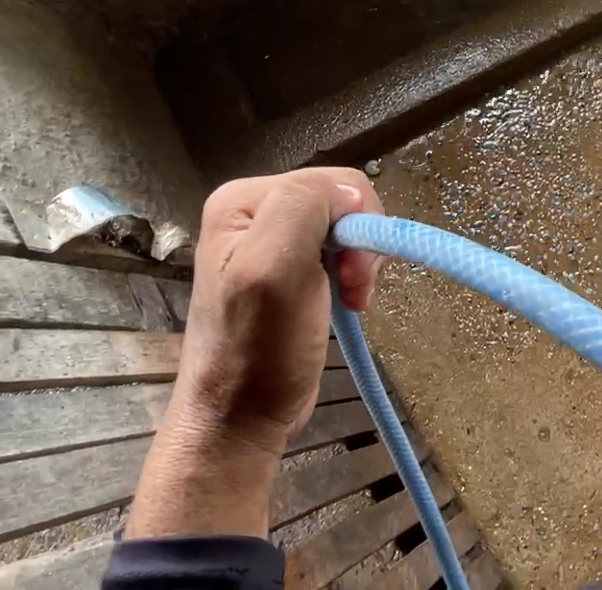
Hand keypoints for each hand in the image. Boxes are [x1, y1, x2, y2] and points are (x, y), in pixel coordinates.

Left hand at [127, 167, 383, 538]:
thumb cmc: (258, 349)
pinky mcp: (290, 267)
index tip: (351, 272)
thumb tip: (350, 191)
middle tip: (354, 287)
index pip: (333, 181)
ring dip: (361, 260)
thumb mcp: (274, 268)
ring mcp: (272, 240)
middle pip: (341, 200)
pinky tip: (348, 298)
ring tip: (351, 296)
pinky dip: (356, 272)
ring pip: (347, 224)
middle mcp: (253, 211)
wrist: (240, 420)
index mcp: (241, 199)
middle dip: (360, 242)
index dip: (357, 221)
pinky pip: (341, 248)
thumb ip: (304, 208)